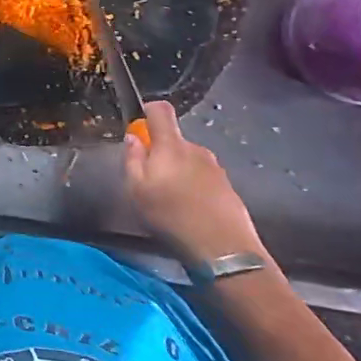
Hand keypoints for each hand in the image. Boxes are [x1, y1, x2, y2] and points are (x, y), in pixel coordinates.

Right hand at [122, 102, 264, 265]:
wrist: (223, 249)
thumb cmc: (170, 216)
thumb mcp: (136, 189)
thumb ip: (132, 159)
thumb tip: (133, 138)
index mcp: (172, 146)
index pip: (161, 111)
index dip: (148, 111)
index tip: (139, 130)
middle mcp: (197, 150)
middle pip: (174, 139)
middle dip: (160, 152)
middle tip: (149, 180)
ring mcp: (216, 168)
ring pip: (188, 159)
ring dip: (177, 170)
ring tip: (169, 198)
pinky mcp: (228, 186)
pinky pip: (202, 176)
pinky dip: (192, 185)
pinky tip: (188, 208)